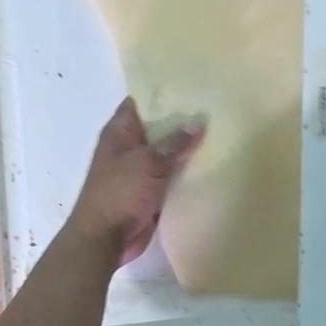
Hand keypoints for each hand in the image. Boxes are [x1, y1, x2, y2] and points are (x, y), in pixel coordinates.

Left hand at [68, 98, 204, 266]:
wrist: (106, 237)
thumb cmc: (120, 193)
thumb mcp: (148, 162)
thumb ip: (174, 143)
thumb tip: (198, 123)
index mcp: (120, 132)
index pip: (141, 102)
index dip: (163, 93)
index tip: (191, 87)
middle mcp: (129, 148)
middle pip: (158, 129)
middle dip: (182, 123)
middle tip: (214, 110)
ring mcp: (139, 173)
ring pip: (167, 156)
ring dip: (187, 152)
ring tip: (219, 136)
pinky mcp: (149, 194)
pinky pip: (171, 180)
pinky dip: (185, 176)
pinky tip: (210, 168)